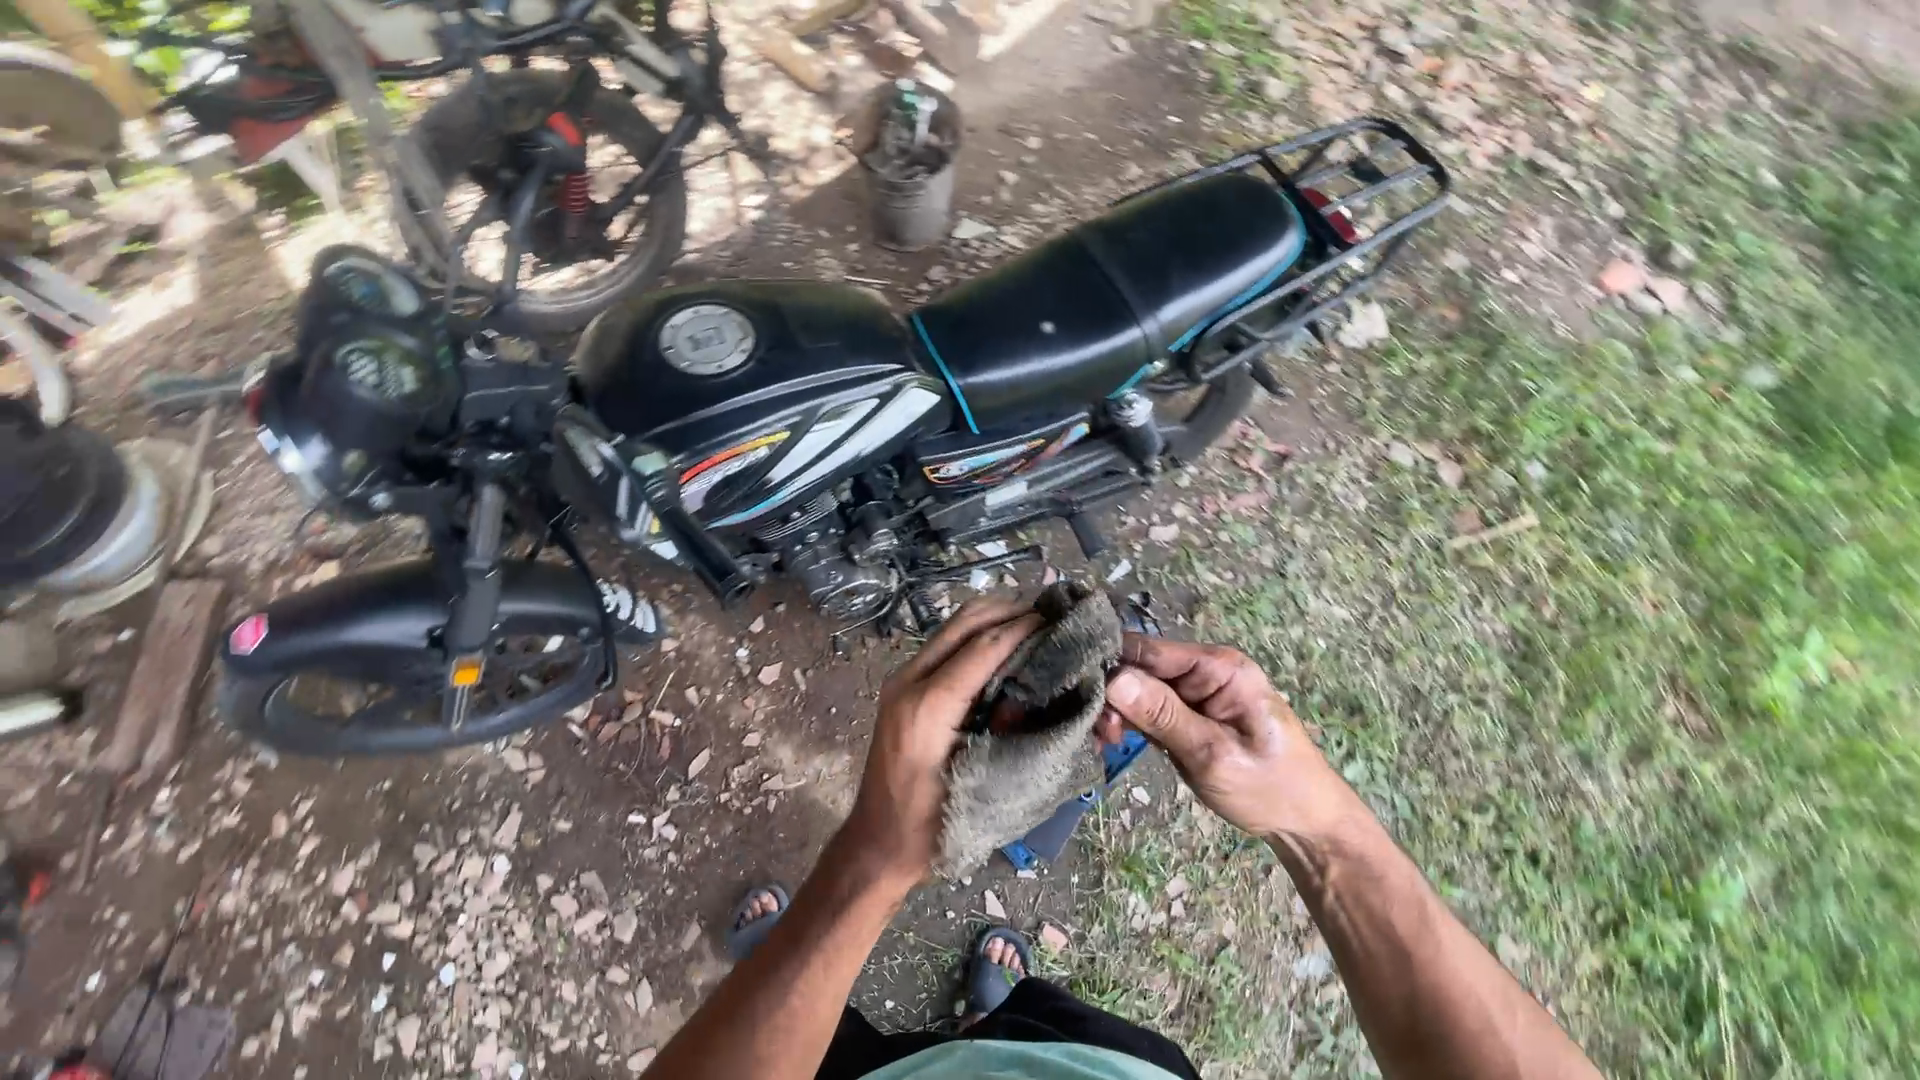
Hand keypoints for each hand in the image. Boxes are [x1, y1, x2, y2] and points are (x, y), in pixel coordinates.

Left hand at [843, 599, 1044, 887]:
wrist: (878, 841)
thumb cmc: (930, 826)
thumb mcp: (979, 782)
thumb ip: (1012, 734)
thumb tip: (1048, 690)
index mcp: (928, 705)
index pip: (983, 646)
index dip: (1024, 627)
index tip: (1060, 618)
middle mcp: (909, 680)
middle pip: (965, 621)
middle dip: (1010, 610)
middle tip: (1052, 613)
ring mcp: (903, 680)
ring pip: (954, 627)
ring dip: (994, 619)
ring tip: (1036, 623)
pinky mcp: (905, 687)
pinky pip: (947, 645)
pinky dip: (979, 636)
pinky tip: (1008, 646)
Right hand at [1102, 634, 1350, 839]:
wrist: (1305, 822)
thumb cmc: (1269, 787)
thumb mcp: (1212, 754)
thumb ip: (1163, 715)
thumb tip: (1113, 678)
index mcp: (1219, 667)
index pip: (1149, 650)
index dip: (1111, 666)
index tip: (1078, 693)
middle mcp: (1204, 670)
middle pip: (1138, 667)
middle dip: (1111, 694)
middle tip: (1097, 732)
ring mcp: (1194, 692)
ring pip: (1137, 688)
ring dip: (1115, 711)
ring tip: (1104, 741)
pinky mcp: (1185, 714)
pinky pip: (1146, 707)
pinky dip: (1127, 722)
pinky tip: (1111, 740)